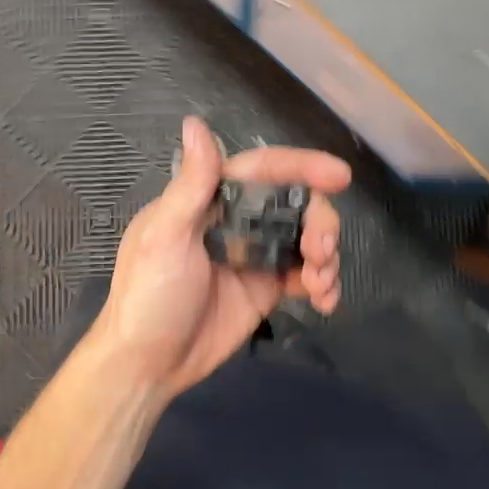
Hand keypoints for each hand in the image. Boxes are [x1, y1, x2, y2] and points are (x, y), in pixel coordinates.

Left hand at [92, 117, 348, 399]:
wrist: (149, 365)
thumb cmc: (148, 295)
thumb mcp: (164, 236)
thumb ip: (190, 184)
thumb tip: (195, 122)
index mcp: (212, 197)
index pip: (265, 169)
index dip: (304, 166)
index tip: (339, 176)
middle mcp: (238, 218)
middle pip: (297, 203)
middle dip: (321, 222)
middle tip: (323, 251)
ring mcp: (256, 253)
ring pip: (308, 237)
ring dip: (326, 255)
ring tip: (321, 284)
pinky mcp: (268, 287)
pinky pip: (306, 274)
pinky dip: (324, 283)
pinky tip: (326, 301)